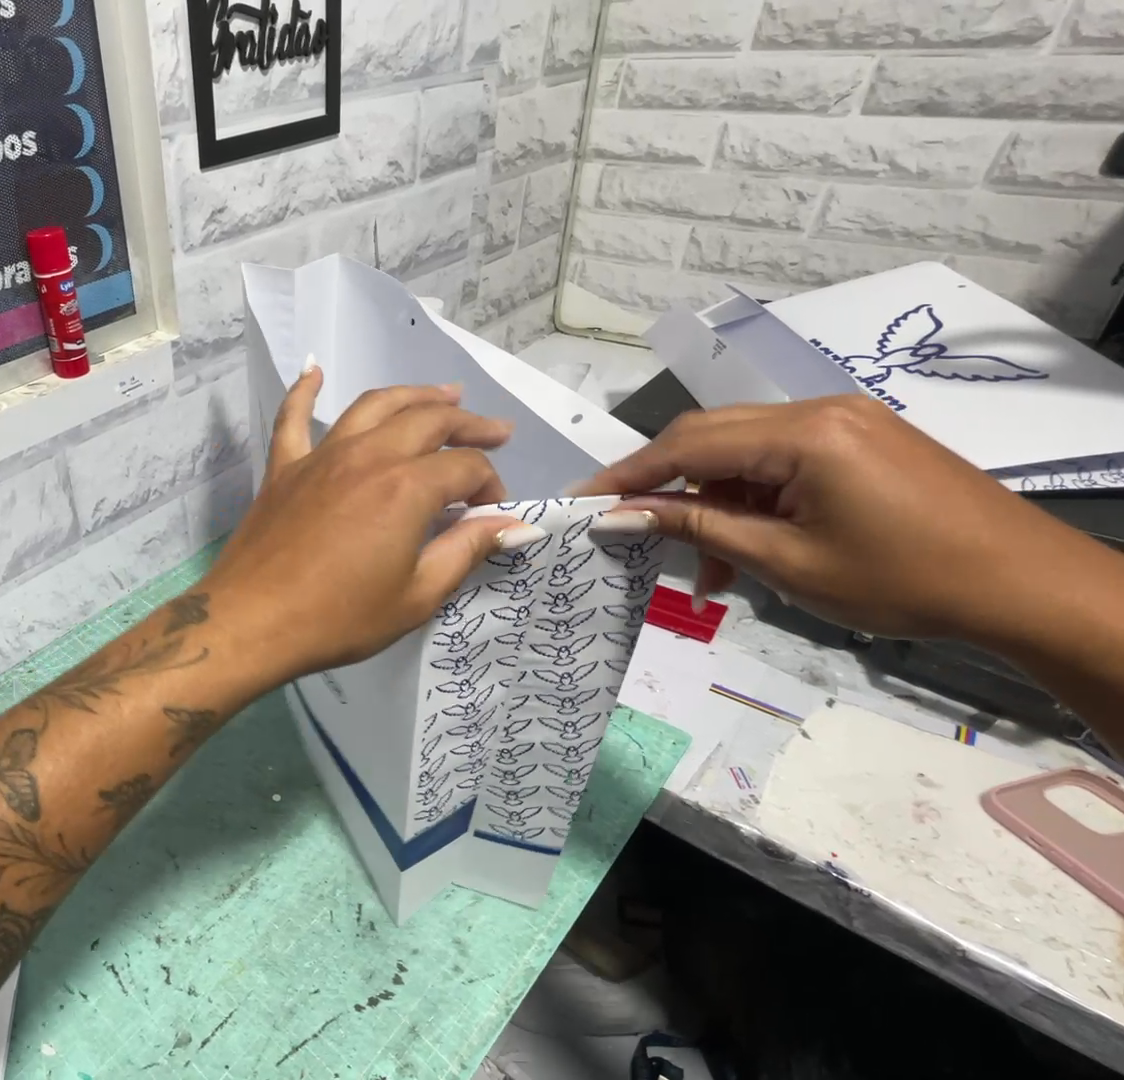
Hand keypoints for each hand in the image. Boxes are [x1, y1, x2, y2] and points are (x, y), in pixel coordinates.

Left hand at [203, 364, 534, 684]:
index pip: (466, 466)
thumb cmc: (339, 618)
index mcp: (407, 488)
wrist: (253, 621)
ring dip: (413, 395)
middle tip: (495, 431)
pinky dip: (304, 390)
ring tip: (443, 394)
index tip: (491, 514)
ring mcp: (321, 457)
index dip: (490, 486)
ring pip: (373, 406)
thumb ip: (466, 550)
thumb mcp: (416, 595)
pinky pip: (293, 417)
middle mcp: (367, 457)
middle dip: (468, 424)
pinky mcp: (283, 468)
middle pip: (428, 420)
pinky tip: (314, 371)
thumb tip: (515, 524)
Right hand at [580, 395, 1100, 641]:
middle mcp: (818, 411)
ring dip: (708, 501)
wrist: (1031, 589)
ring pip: (739, 451)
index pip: (686, 445)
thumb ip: (696, 528)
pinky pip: (777, 460)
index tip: (581, 500)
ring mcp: (843, 421)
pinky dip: (748, 499)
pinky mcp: (858, 440)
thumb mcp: (785, 561)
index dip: (626, 474)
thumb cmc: (903, 581)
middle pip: (707, 435)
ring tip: (706, 566)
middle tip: (626, 526)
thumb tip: (623, 515)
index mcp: (803, 435)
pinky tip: (746, 545)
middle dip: (661, 483)